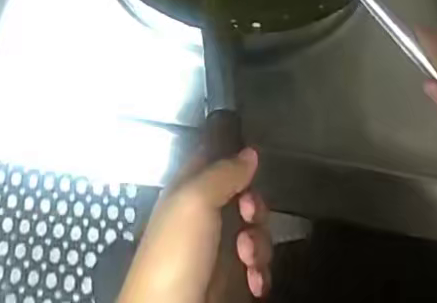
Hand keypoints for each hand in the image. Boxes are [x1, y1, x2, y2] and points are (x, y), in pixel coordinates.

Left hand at [118, 146, 272, 302]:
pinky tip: (254, 283)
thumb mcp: (194, 201)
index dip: (236, 164)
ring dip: (259, 244)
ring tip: (248, 260)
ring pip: (253, 234)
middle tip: (249, 218)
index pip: (216, 163)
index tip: (252, 172)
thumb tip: (249, 152)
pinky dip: (261, 274)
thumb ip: (222, 173)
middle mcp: (203, 216)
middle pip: (242, 199)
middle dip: (255, 208)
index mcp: (188, 190)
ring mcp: (217, 251)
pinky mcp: (230, 284)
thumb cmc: (175, 251)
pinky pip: (257, 270)